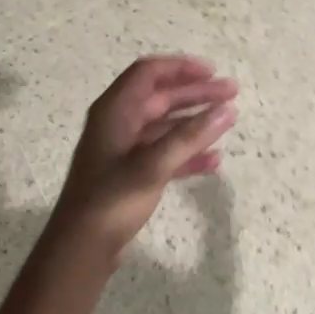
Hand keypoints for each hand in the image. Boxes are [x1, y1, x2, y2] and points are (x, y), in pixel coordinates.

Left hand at [53, 56, 237, 255]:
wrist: (82, 245)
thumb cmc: (113, 199)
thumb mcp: (153, 165)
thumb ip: (191, 136)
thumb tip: (227, 110)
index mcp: (115, 111)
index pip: (148, 73)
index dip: (181, 68)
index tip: (213, 72)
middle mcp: (118, 124)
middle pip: (160, 97)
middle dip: (196, 94)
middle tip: (232, 92)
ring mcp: (124, 150)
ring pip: (165, 126)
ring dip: (195, 123)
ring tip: (229, 121)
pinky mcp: (131, 174)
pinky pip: (164, 154)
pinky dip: (188, 153)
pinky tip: (214, 161)